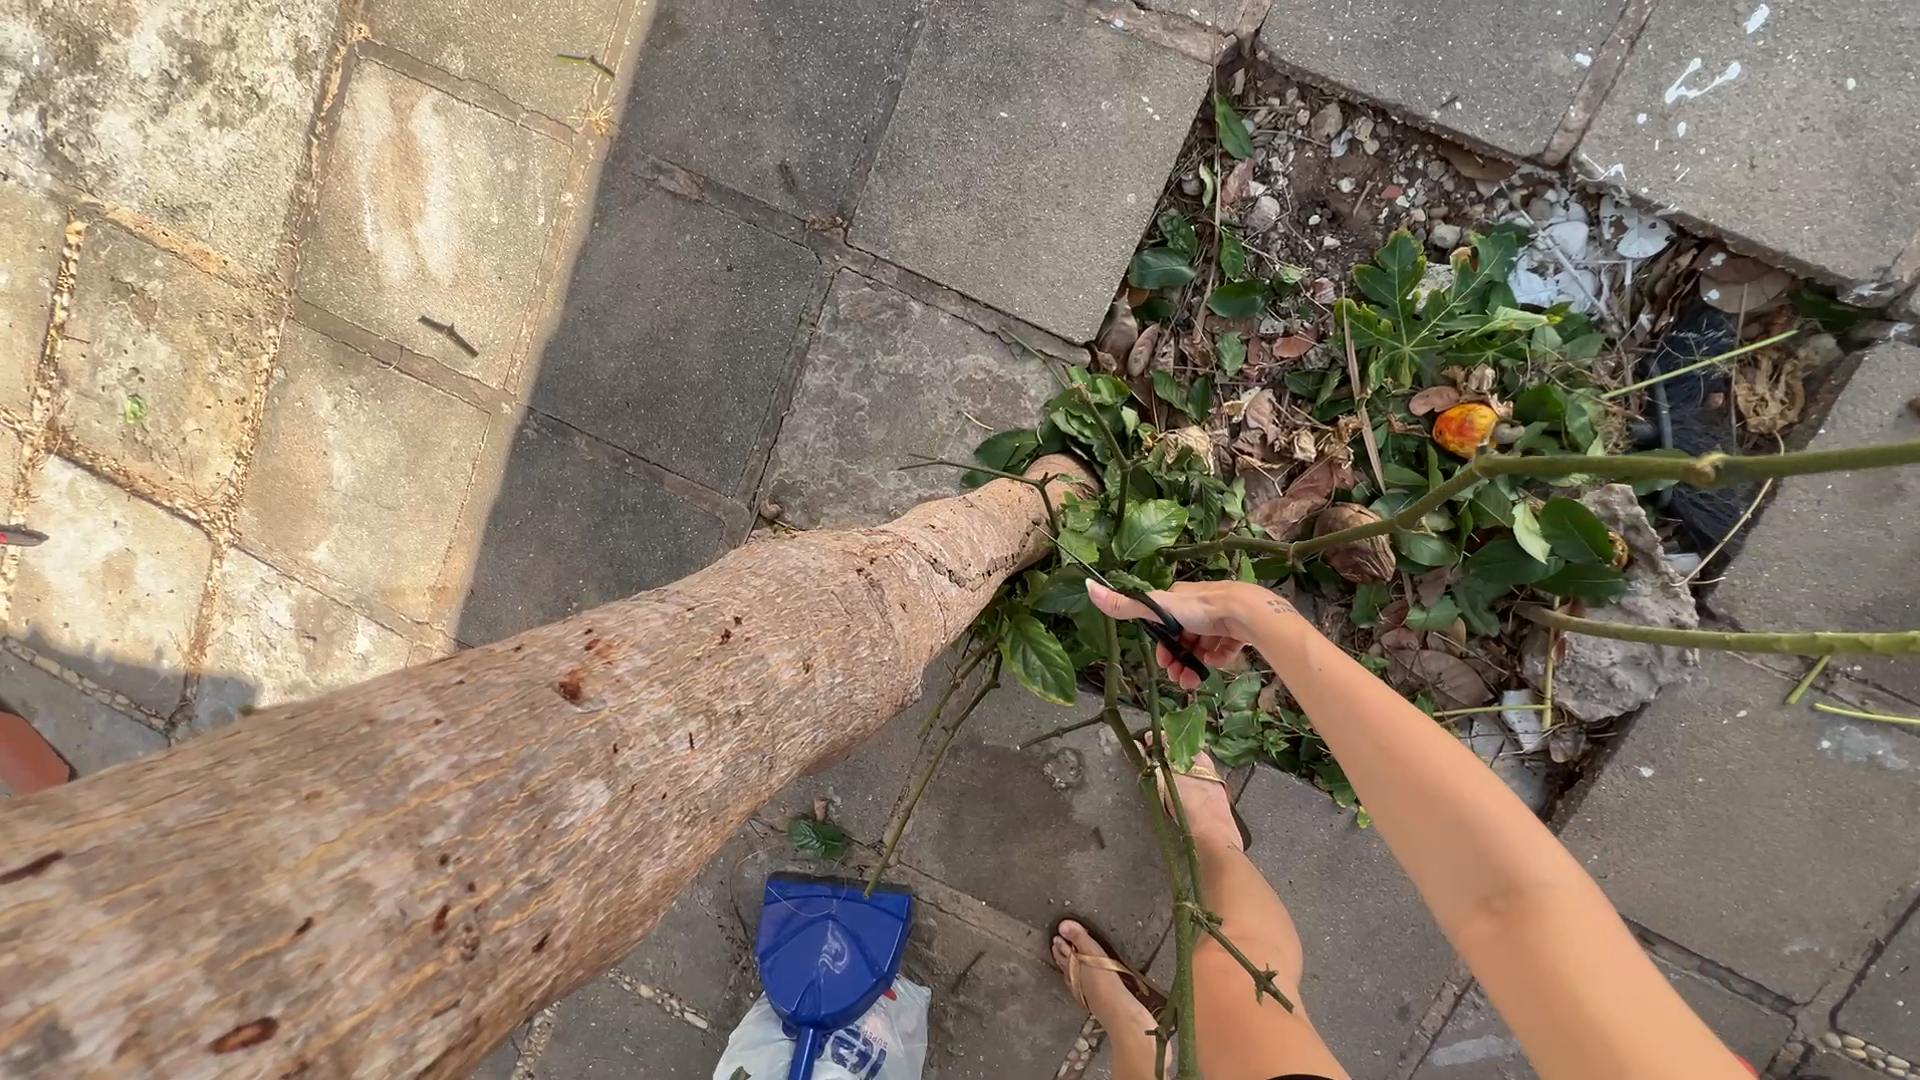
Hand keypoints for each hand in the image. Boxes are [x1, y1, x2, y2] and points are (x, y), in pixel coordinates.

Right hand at [1086, 579, 1269, 688]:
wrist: (1247, 613)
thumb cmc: (1201, 609)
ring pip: (1203, 645)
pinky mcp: (1240, 628)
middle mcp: (1199, 605)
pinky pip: (1225, 647)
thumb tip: (1088, 586)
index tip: (1163, 663)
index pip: (1164, 625)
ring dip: (1196, 664)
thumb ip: (1124, 605)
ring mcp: (1221, 617)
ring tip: (1195, 681)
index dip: (1161, 645)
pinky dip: (1218, 658)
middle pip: (1183, 638)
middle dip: (1178, 660)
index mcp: (1178, 599)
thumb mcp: (1158, 608)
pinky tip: (1216, 665)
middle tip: (1179, 679)